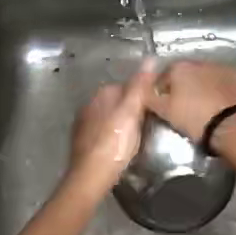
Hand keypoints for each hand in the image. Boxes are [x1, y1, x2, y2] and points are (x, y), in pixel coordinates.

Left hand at [67, 58, 155, 192]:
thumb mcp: (132, 112)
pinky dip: (111, 136)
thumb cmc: (114, 142)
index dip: (141, 96)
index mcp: (103, 93)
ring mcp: (83, 123)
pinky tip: (119, 148)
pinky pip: (102, 132)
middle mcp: (90, 104)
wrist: (90, 176)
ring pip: (109, 117)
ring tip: (135, 137)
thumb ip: (140, 86)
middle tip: (146, 124)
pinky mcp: (82, 142)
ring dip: (120, 123)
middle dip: (130, 109)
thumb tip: (150, 58)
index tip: (153, 108)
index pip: (127, 86)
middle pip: (117, 101)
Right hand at [153, 60, 235, 141]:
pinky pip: (221, 81)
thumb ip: (151, 98)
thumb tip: (144, 90)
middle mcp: (198, 61)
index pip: (163, 78)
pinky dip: (218, 89)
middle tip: (184, 107)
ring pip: (204, 77)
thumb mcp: (165, 112)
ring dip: (201, 87)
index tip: (165, 107)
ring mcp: (219, 67)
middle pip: (185, 75)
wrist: (232, 125)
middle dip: (183, 88)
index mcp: (179, 67)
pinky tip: (219, 103)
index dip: (162, 93)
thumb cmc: (194, 118)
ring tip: (203, 106)